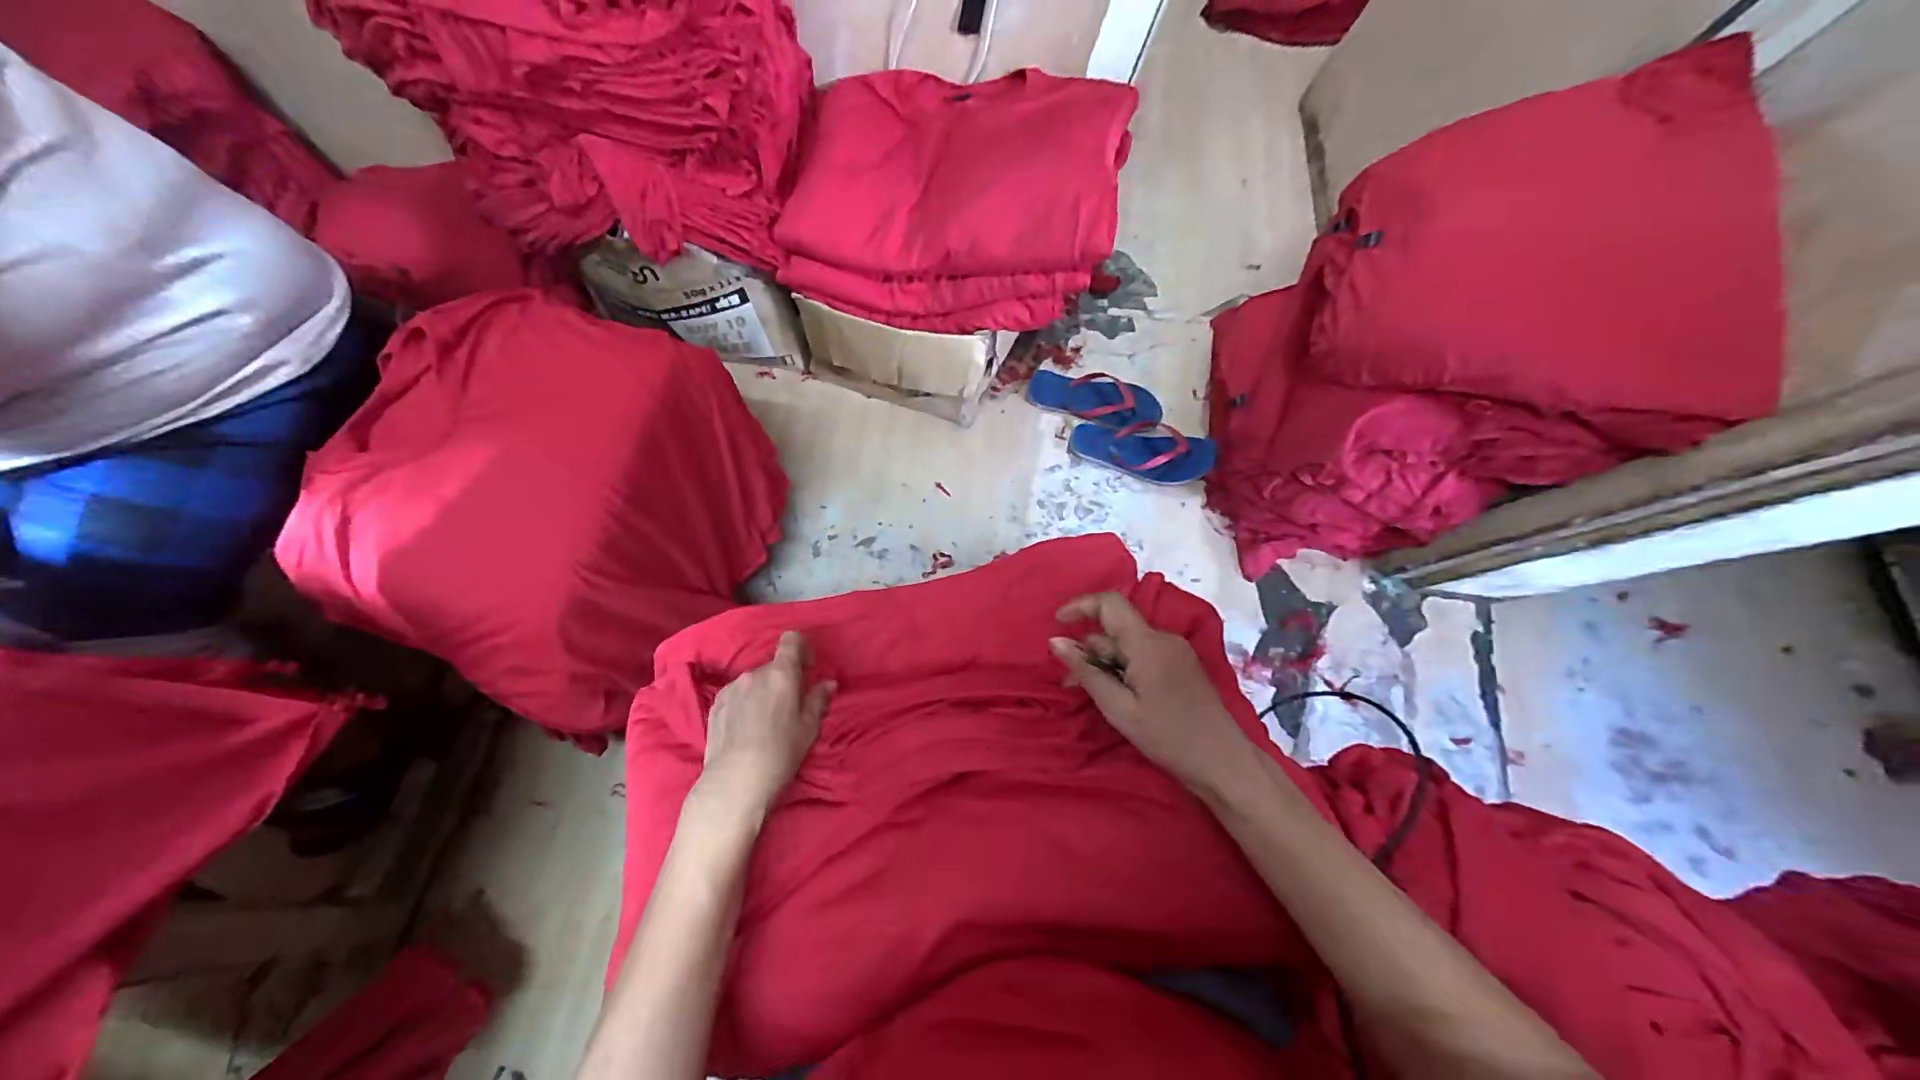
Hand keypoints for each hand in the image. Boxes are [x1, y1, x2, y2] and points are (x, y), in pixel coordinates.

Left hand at [701, 631, 834, 811]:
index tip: (808, 668)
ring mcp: (731, 688)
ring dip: (764, 691)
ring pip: (754, 681)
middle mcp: (754, 674)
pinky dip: (746, 702)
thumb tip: (828, 683)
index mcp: (781, 674)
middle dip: (784, 679)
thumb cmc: (780, 753)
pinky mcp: (715, 704)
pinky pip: (737, 694)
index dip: (802, 648)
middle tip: (791, 707)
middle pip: (774, 666)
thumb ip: (818, 700)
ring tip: (766, 721)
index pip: (791, 641)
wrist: (735, 781)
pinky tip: (747, 728)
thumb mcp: (808, 728)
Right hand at [1050, 592, 1258, 795]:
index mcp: (1147, 643)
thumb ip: (1086, 672)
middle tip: (1069, 681)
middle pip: (1116, 629)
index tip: (1057, 622)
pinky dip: (1123, 668)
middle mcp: (1163, 638)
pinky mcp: (1181, 665)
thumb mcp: (1118, 708)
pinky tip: (1115, 693)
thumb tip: (1056, 642)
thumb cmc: (1168, 737)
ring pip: (1127, 644)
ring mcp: (1175, 651)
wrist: (1223, 762)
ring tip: (1088, 693)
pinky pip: (1142, 655)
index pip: (1109, 603)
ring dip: (1104, 662)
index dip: (1080, 606)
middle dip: (1088, 648)